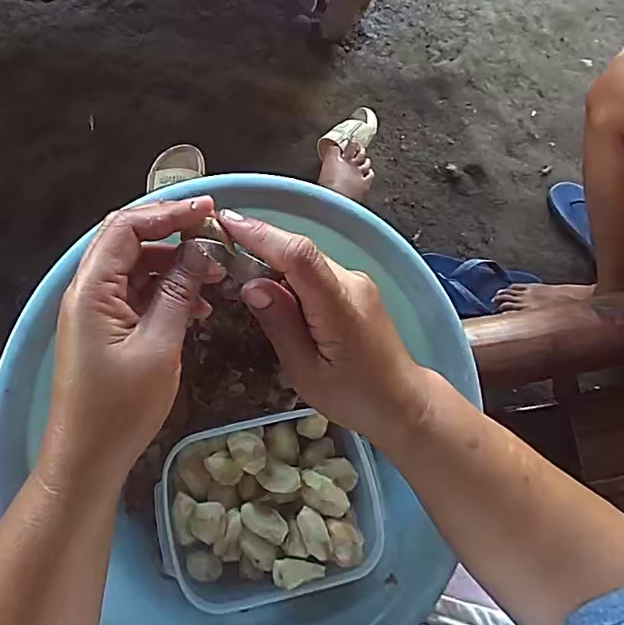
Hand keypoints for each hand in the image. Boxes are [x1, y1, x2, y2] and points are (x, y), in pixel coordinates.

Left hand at [43, 197, 222, 486]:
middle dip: (172, 232)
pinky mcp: (104, 327)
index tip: (206, 210)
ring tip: (214, 275)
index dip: (168, 212)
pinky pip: (136, 293)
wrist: (86, 460)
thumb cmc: (119, 410)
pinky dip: (166, 290)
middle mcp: (88, 290)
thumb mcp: (159, 346)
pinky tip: (197, 306)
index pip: (127, 227)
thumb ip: (179, 292)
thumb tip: (199, 252)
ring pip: (136, 266)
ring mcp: (95, 309)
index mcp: (92, 288)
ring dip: (174, 264)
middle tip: (212, 233)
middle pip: (128, 240)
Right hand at [218, 210, 433, 446]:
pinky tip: (266, 280)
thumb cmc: (356, 396)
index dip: (262, 235)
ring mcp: (354, 281)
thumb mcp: (307, 372)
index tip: (227, 222)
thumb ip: (280, 325)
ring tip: (234, 259)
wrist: (404, 402)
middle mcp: (350, 283)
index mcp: (340, 306)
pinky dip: (286, 268)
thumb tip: (251, 285)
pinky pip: (313, 269)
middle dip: (257, 241)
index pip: (299, 256)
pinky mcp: (352, 286)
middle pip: (299, 251)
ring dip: (270, 255)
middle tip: (219, 239)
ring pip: (305, 258)